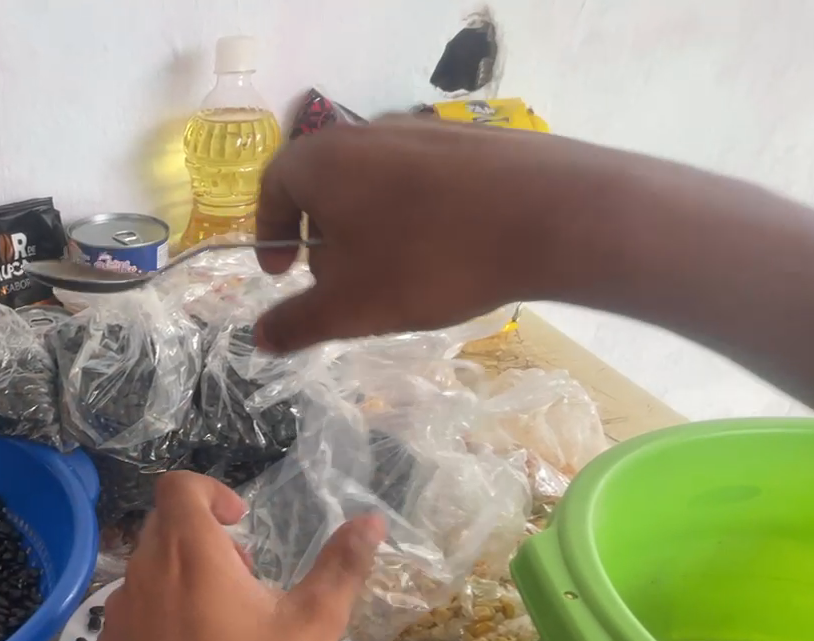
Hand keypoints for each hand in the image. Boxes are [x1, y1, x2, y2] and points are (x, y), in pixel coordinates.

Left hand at [95, 472, 383, 640]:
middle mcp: (143, 571)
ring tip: (221, 625)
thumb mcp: (312, 627)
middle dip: (205, 538)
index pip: (178, 486)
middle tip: (243, 582)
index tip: (240, 526)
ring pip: (149, 568)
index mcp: (189, 553)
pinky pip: (134, 608)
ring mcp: (119, 610)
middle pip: (165, 525)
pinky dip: (160, 612)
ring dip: (183, 576)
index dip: (210, 492)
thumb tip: (371, 521)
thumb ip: (342, 566)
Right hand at [252, 118, 626, 351]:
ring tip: (388, 275)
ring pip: (371, 183)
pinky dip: (408, 216)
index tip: (281, 272)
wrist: (554, 217)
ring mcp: (425, 129)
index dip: (269, 231)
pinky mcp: (472, 141)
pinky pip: (418, 181)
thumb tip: (259, 338)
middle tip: (333, 283)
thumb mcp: (347, 308)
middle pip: (323, 184)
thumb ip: (294, 324)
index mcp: (324, 162)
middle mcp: (369, 132)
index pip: (273, 185)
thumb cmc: (426, 262)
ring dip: (364, 229)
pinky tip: (437, 254)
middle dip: (319, 237)